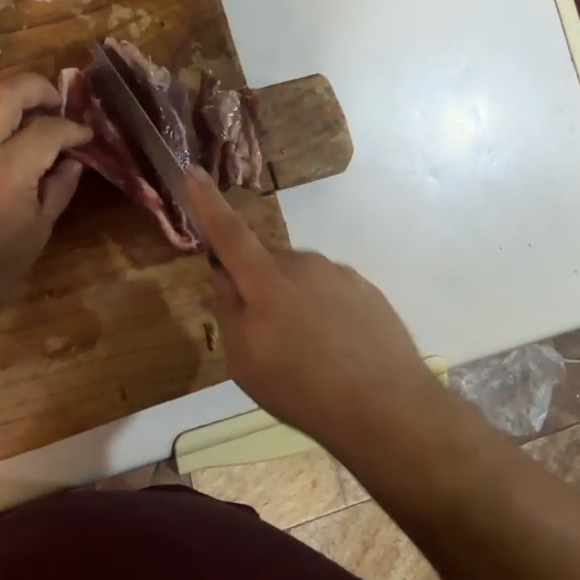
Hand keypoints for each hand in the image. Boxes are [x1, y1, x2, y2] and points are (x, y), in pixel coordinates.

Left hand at [0, 74, 91, 310]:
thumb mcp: (39, 229)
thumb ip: (58, 189)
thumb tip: (72, 162)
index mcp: (9, 169)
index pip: (48, 129)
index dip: (72, 128)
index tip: (84, 136)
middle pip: (5, 92)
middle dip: (35, 87)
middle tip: (53, 101)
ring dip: (3, 101)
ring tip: (22, 117)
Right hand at [183, 166, 443, 448]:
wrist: (387, 409)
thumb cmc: (301, 388)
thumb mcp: (244, 360)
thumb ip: (228, 310)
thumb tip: (225, 277)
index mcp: (267, 280)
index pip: (228, 233)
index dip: (207, 203)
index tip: (192, 171)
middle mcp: (304, 264)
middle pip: (266, 264)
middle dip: (259, 288)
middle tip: (267, 338)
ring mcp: (340, 274)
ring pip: (301, 279)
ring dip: (295, 303)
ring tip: (308, 354)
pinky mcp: (368, 291)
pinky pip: (331, 293)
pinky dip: (325, 314)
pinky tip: (337, 352)